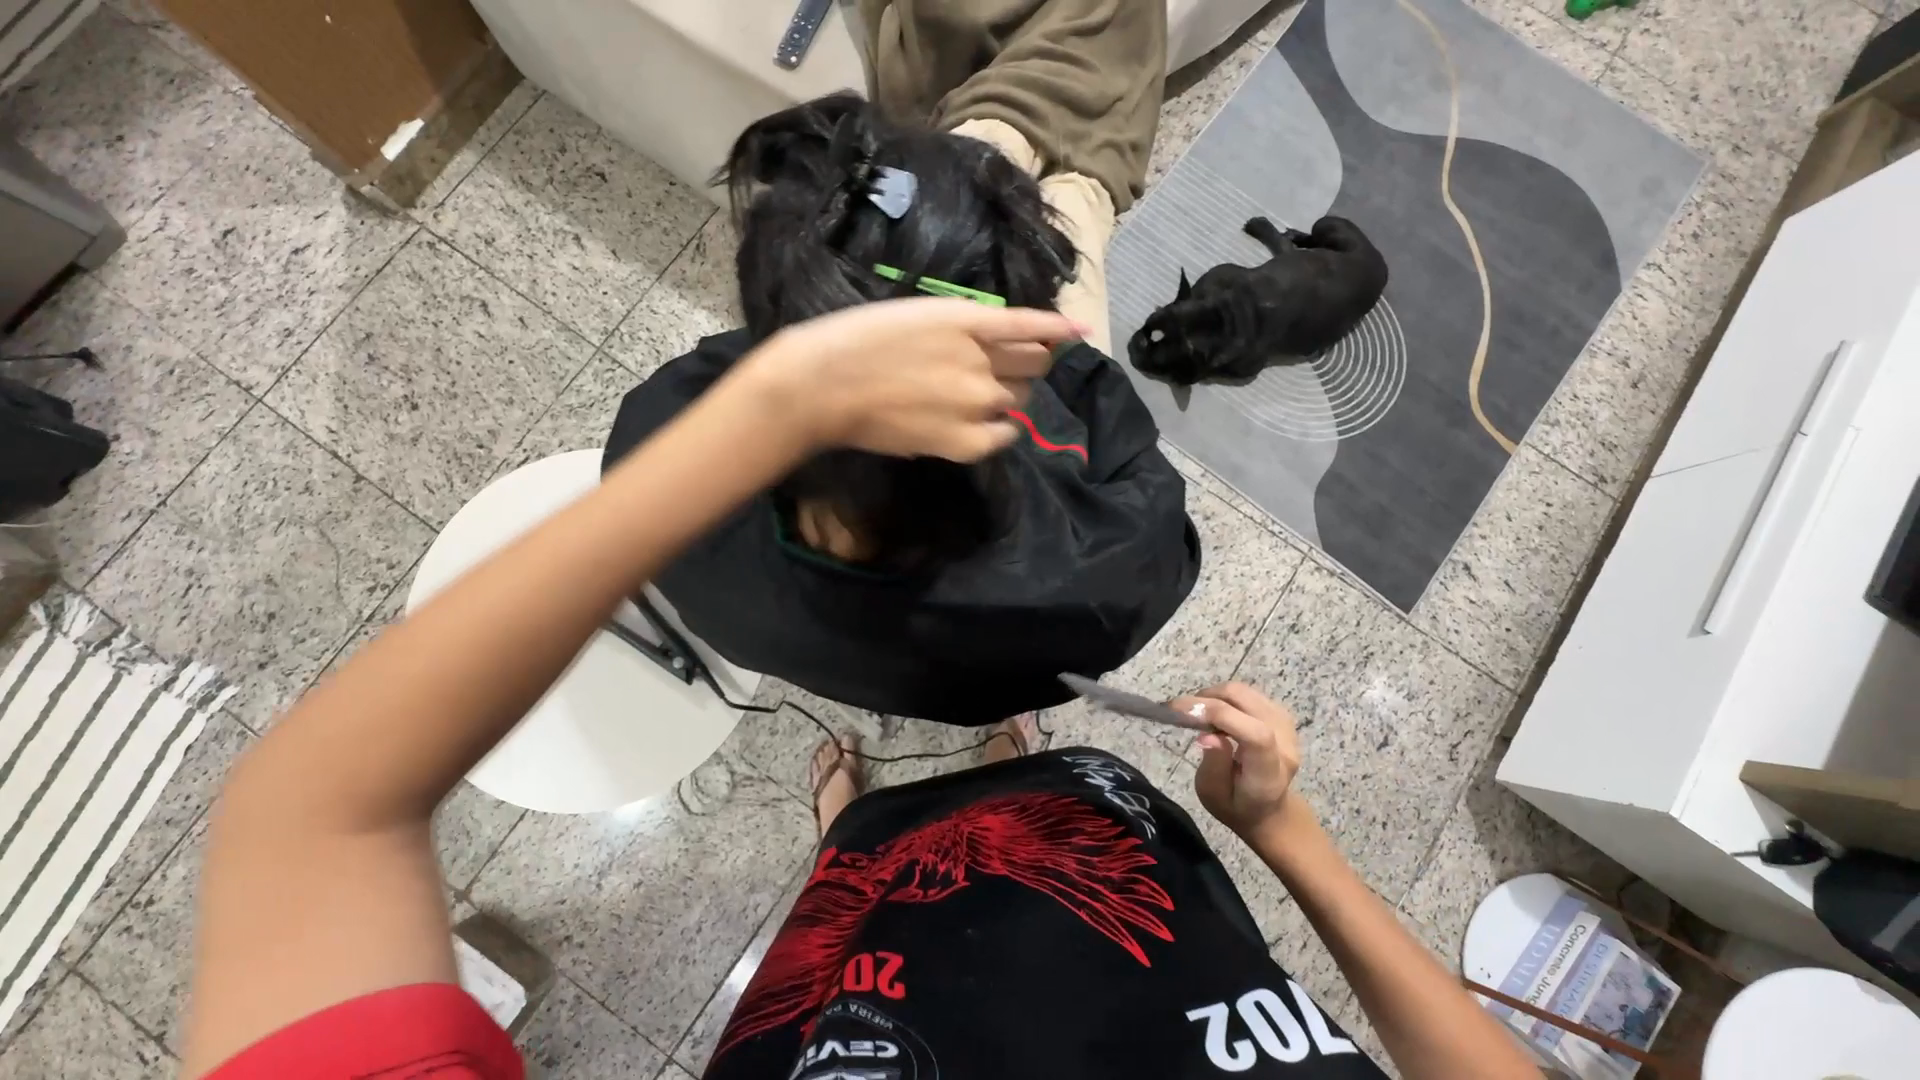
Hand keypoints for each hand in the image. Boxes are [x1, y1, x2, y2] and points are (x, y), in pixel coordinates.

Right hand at [736, 298, 1085, 460]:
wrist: (822, 386)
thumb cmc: (855, 340)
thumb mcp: (913, 314)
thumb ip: (959, 327)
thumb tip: (995, 343)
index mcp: (966, 320)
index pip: (1031, 324)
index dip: (1058, 328)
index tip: (1077, 330)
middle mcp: (982, 359)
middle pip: (1036, 364)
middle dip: (1028, 362)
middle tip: (1005, 367)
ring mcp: (976, 402)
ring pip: (1021, 398)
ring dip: (1011, 394)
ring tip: (980, 396)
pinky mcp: (965, 441)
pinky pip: (1006, 435)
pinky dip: (1001, 428)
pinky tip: (982, 425)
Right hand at [1174, 683, 1304, 844]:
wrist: (1270, 809)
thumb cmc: (1236, 806)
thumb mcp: (1213, 796)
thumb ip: (1213, 766)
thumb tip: (1208, 736)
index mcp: (1268, 773)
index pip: (1255, 734)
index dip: (1220, 715)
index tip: (1183, 712)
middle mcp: (1285, 745)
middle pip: (1247, 702)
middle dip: (1208, 699)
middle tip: (1181, 711)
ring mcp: (1286, 727)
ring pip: (1245, 693)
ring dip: (1215, 695)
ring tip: (1198, 713)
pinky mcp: (1281, 716)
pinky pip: (1249, 695)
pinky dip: (1226, 697)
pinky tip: (1216, 713)